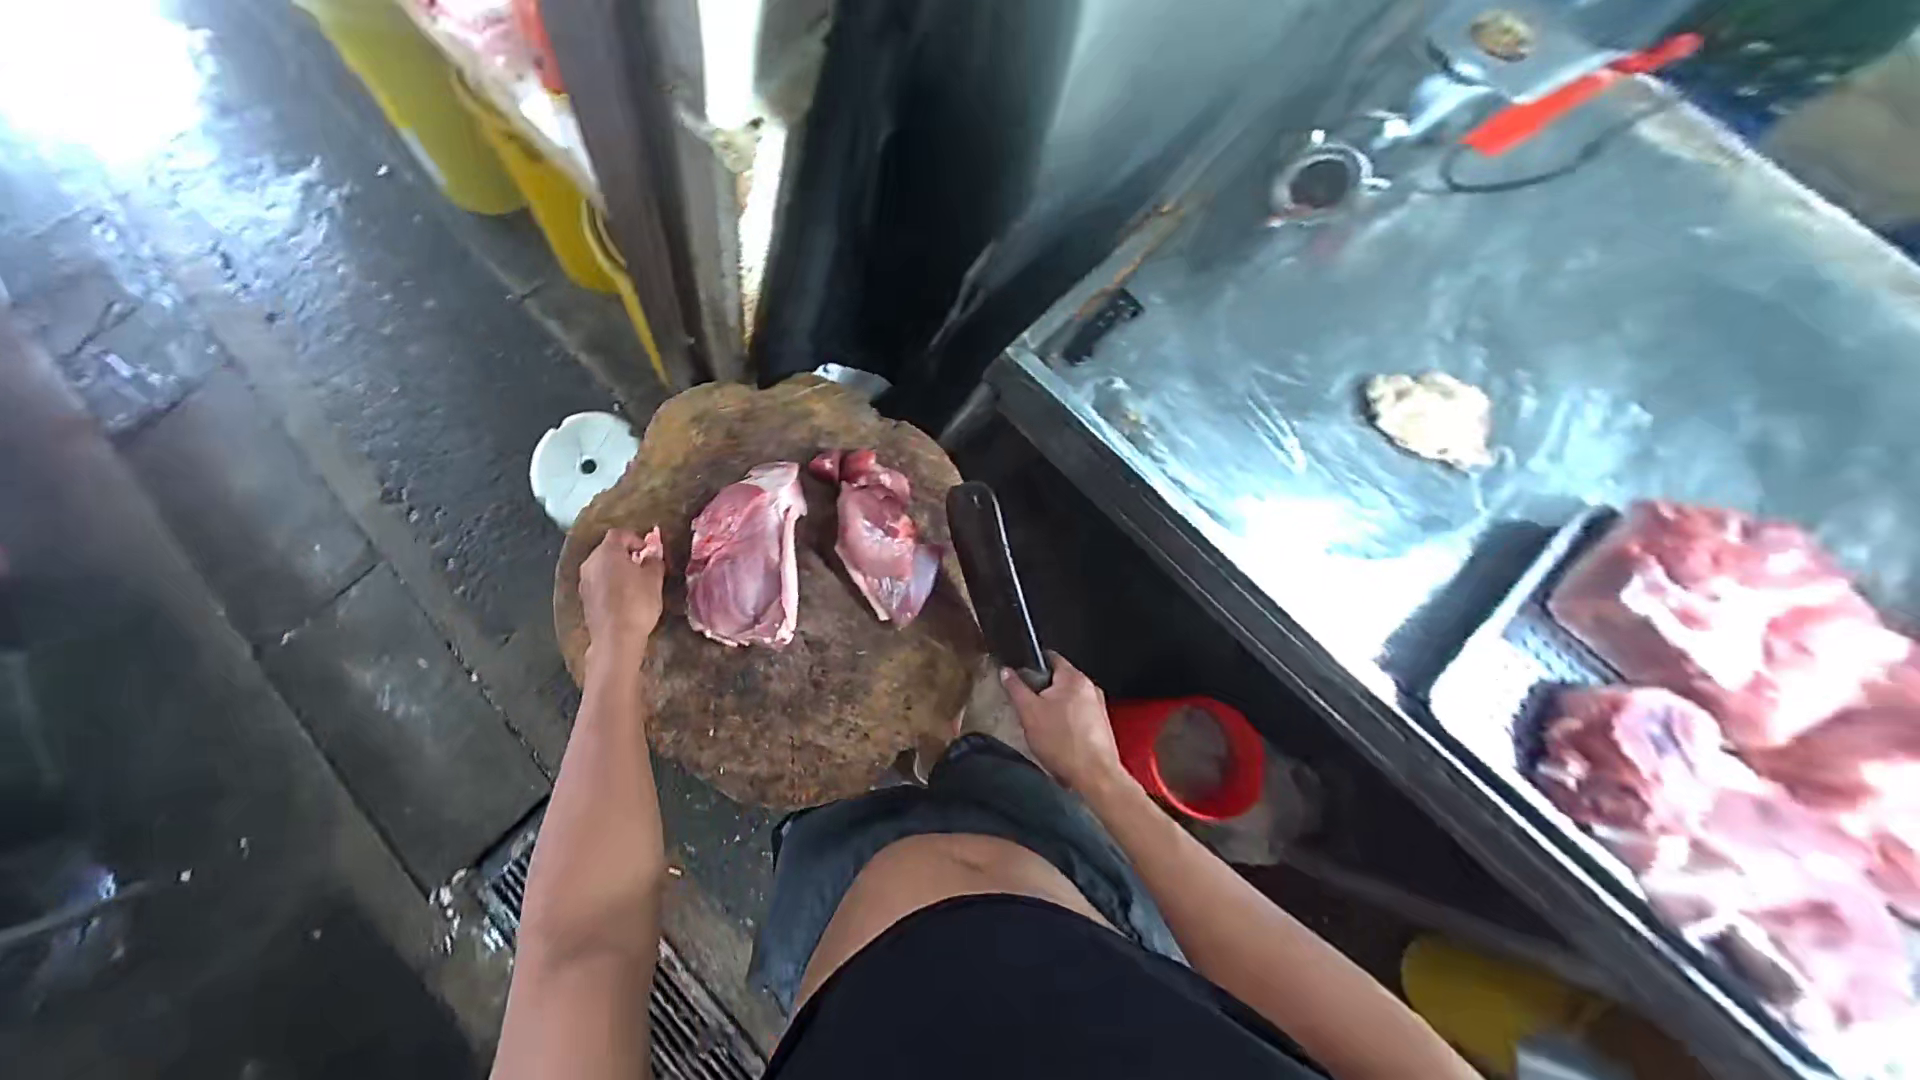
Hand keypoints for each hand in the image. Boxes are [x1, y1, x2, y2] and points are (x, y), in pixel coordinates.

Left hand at [580, 527, 666, 676]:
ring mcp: (584, 581)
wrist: (616, 637)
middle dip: (626, 552)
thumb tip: (651, 556)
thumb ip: (653, 562)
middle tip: (644, 564)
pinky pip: (598, 580)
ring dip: (617, 567)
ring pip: (602, 565)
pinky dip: (610, 581)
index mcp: (607, 553)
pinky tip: (624, 595)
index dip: (635, 538)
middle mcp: (591, 563)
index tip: (648, 550)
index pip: (619, 534)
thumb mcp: (654, 579)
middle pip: (607, 548)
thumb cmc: (638, 603)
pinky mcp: (584, 597)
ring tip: (635, 580)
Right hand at [1001, 652, 1128, 796]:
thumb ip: (1016, 688)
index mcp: (1074, 678)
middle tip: (1029, 710)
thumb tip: (1007, 673)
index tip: (1020, 673)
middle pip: (1057, 681)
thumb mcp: (1028, 712)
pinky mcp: (1099, 727)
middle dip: (1040, 694)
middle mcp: (1090, 689)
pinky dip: (1065, 726)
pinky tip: (1057, 742)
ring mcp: (1097, 708)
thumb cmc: (1066, 746)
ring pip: (1066, 702)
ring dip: (1052, 712)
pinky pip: (1076, 719)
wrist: (1093, 777)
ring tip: (1043, 730)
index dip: (1031, 664)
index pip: (1050, 657)